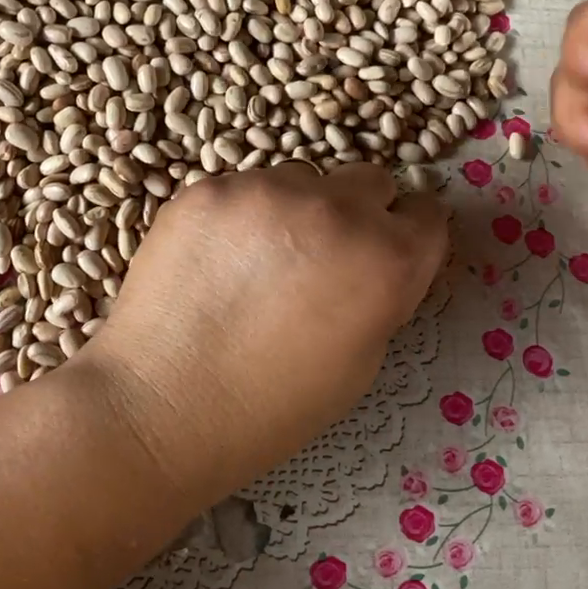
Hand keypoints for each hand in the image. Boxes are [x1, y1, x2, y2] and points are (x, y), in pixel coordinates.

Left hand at [83, 162, 448, 499]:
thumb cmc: (270, 408)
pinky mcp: (210, 188)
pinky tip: (217, 260)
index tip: (388, 253)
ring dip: (298, 210)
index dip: (409, 236)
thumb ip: (381, 294)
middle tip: (323, 259)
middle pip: (370, 182)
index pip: (427, 214)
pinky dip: (243, 215)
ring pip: (304, 179)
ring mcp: (267, 190)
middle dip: (359, 214)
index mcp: (386, 259)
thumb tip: (377, 260)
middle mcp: (336, 210)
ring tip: (259, 263)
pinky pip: (246, 187)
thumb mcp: (360, 364)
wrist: (159, 409)